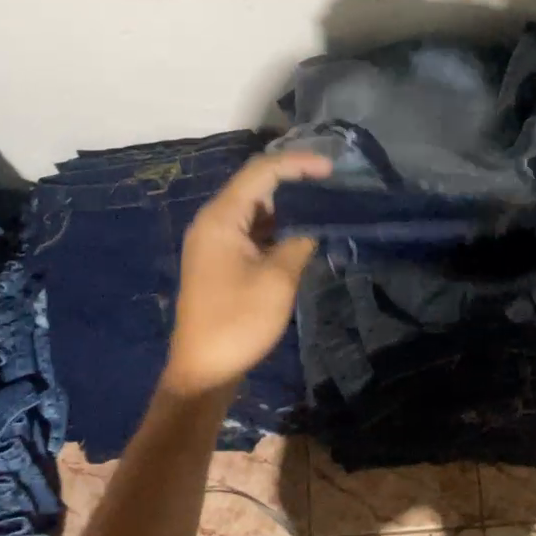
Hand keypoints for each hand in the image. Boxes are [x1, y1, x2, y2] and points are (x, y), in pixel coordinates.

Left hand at [162, 151, 332, 396]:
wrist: (204, 370)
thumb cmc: (238, 321)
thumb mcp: (278, 279)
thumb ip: (299, 242)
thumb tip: (314, 227)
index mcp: (221, 218)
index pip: (261, 172)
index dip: (298, 164)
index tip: (332, 170)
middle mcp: (213, 222)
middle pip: (255, 186)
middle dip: (294, 182)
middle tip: (332, 188)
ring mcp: (213, 242)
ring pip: (254, 209)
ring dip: (286, 207)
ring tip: (323, 208)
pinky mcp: (219, 261)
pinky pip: (250, 231)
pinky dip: (276, 228)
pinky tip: (301, 235)